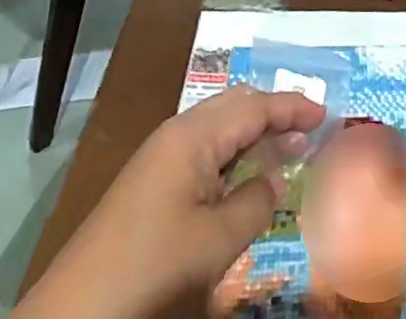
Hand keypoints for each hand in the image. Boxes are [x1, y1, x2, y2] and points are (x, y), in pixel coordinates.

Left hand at [30, 86, 324, 317]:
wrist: (78, 306)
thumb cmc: (153, 263)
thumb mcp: (216, 239)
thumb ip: (255, 202)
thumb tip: (274, 178)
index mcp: (193, 135)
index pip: (254, 107)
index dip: (292, 108)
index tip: (326, 114)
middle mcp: (177, 133)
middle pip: (235, 106)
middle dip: (274, 111)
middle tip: (311, 125)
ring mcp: (162, 156)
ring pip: (220, 127)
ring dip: (255, 132)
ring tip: (289, 145)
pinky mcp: (153, 180)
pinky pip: (205, 150)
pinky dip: (234, 153)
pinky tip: (247, 173)